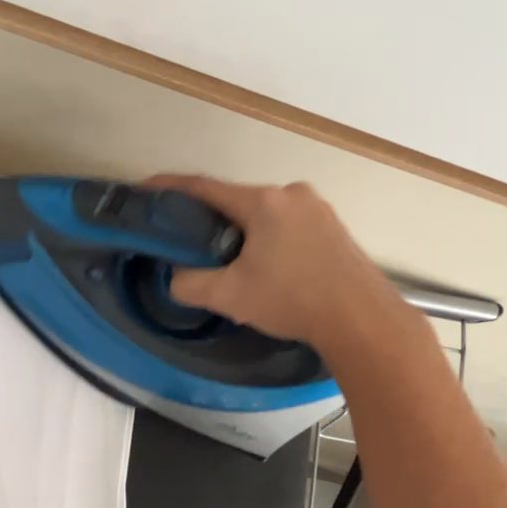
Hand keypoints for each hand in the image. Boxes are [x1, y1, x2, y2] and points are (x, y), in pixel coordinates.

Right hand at [144, 175, 406, 349]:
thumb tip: (177, 277)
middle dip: (207, 219)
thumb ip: (189, 283)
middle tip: (183, 243)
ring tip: (220, 261)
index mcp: (263, 202)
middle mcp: (291, 195)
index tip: (146, 189)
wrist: (360, 319)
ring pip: (260, 214)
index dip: (170, 188)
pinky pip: (283, 224)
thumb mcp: (227, 296)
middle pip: (234, 201)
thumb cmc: (291, 299)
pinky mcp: (331, 227)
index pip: (204, 188)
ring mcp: (317, 208)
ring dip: (237, 233)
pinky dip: (262, 239)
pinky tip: (257, 265)